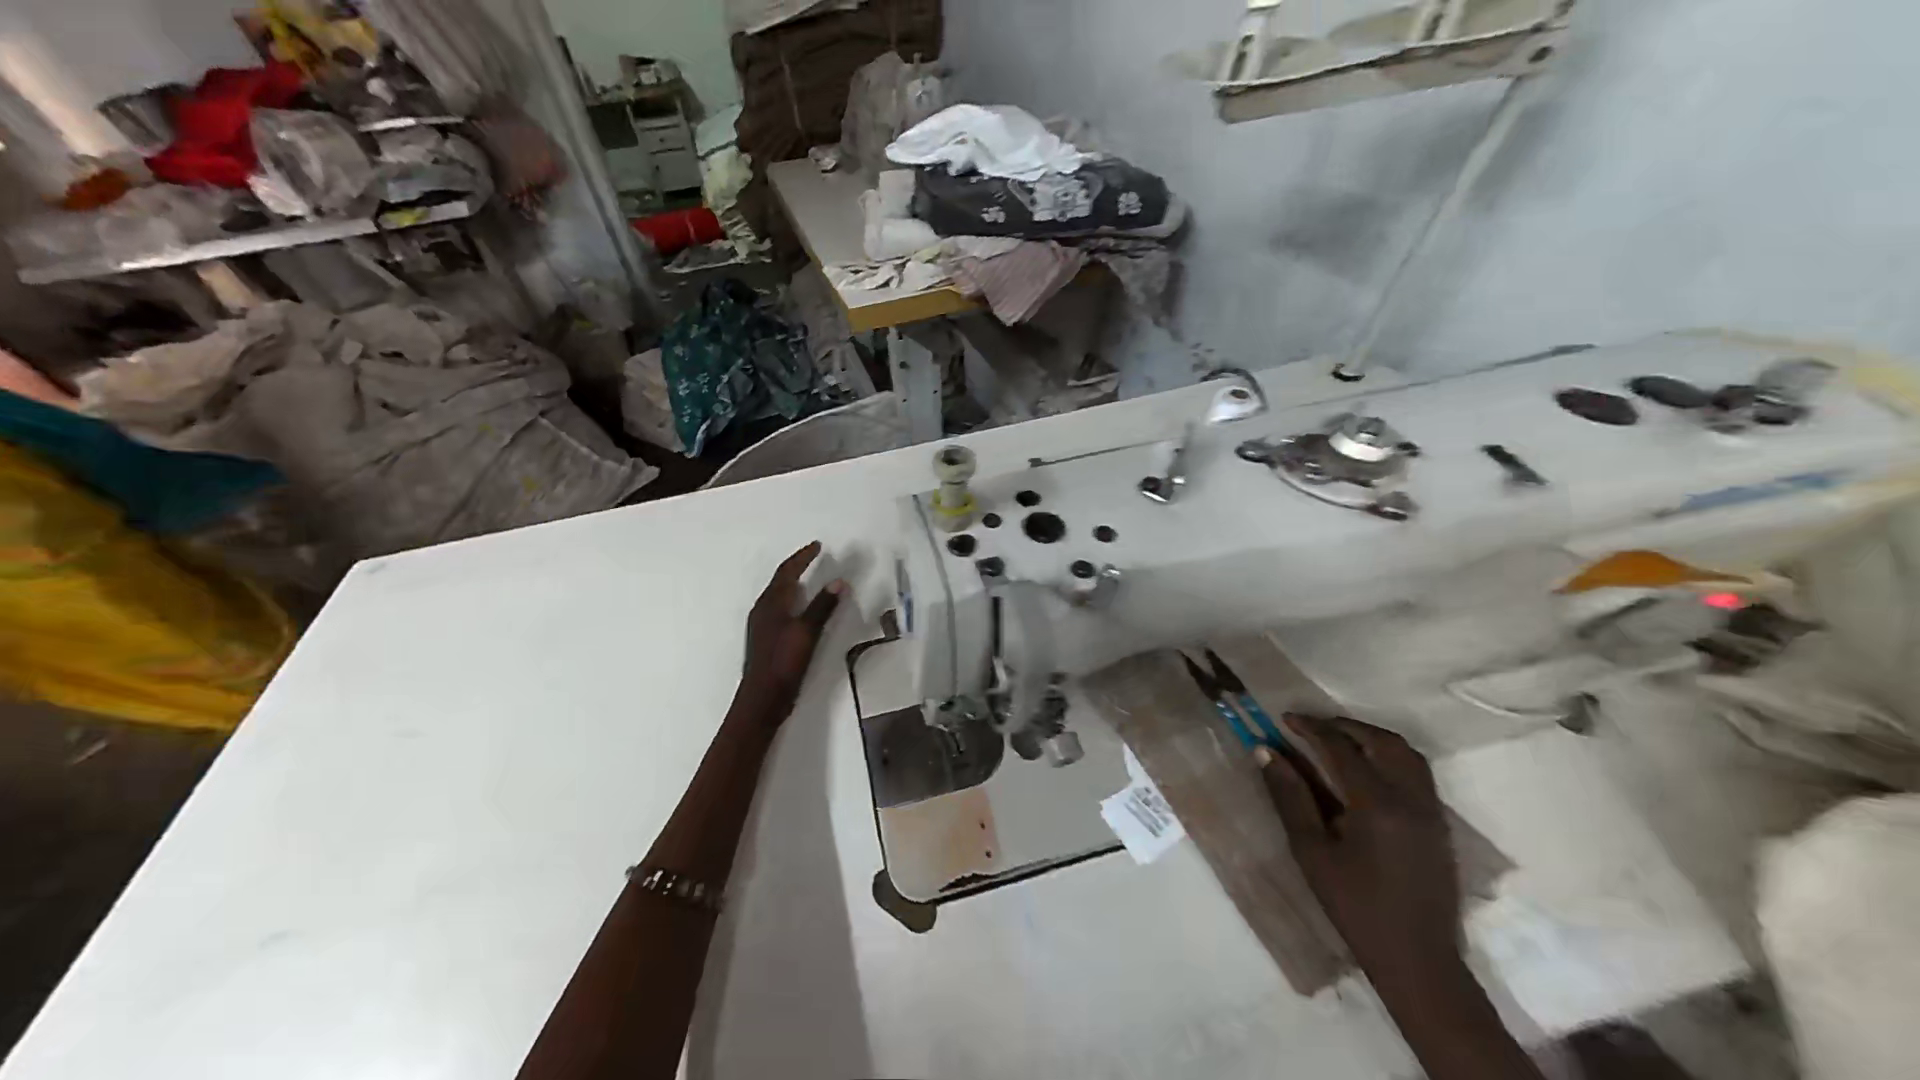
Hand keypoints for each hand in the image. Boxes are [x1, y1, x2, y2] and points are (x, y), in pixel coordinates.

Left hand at [739, 542, 844, 721]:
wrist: (762, 698)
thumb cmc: (783, 662)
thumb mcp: (807, 632)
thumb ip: (823, 606)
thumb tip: (839, 581)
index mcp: (772, 603)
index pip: (787, 572)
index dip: (802, 557)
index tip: (817, 545)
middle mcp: (764, 610)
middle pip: (780, 581)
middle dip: (796, 567)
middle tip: (812, 557)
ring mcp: (762, 625)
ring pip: (778, 595)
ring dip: (793, 583)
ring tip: (809, 578)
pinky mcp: (766, 639)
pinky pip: (780, 608)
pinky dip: (793, 600)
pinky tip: (800, 610)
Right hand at [1257, 716, 1462, 989]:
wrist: (1416, 958)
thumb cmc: (1354, 906)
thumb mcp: (1311, 851)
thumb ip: (1290, 796)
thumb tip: (1266, 752)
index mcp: (1376, 803)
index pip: (1341, 747)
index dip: (1311, 728)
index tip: (1285, 719)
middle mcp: (1410, 798)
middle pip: (1381, 741)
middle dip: (1344, 726)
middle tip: (1312, 726)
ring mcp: (1431, 810)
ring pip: (1406, 753)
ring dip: (1371, 737)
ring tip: (1339, 740)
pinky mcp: (1439, 824)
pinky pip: (1418, 772)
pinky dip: (1391, 756)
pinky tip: (1367, 770)